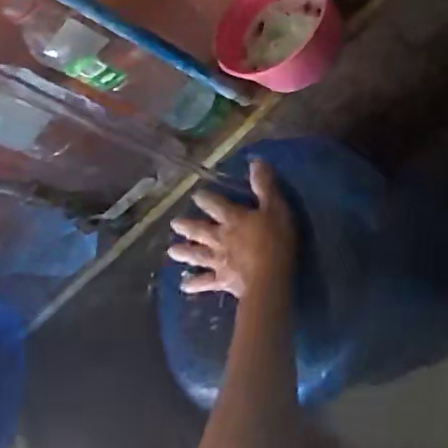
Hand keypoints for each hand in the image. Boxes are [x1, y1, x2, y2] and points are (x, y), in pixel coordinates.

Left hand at [168, 158, 296, 298]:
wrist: (268, 278)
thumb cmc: (275, 240)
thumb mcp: (276, 208)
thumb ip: (265, 186)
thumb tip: (255, 161)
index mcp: (233, 219)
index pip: (216, 205)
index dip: (206, 199)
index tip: (196, 195)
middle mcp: (220, 238)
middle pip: (200, 230)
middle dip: (187, 226)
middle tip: (174, 223)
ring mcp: (218, 261)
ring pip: (197, 255)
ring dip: (184, 252)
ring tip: (171, 251)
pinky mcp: (221, 281)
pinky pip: (205, 282)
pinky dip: (194, 284)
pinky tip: (184, 286)